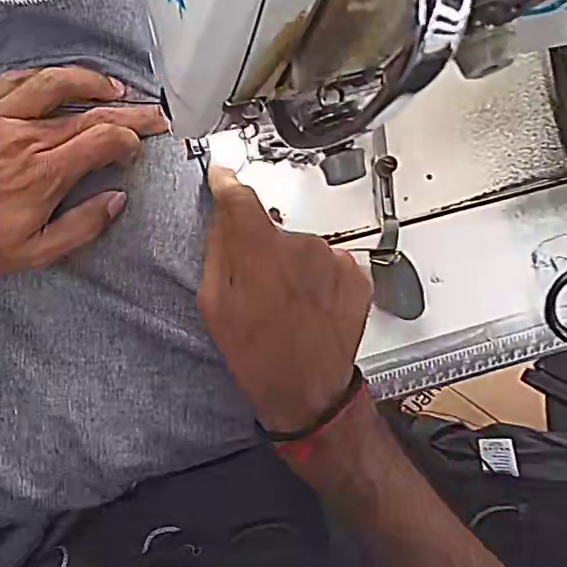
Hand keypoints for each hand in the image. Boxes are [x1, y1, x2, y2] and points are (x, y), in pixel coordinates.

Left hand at [0, 67, 168, 303]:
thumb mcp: (32, 253)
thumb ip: (81, 227)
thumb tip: (115, 202)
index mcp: (45, 171)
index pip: (105, 138)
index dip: (130, 138)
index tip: (138, 147)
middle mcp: (26, 135)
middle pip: (90, 110)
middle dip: (129, 109)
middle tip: (152, 111)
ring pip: (55, 83)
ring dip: (90, 81)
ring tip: (112, 85)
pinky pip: (15, 80)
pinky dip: (42, 76)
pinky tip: (56, 80)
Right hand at [198, 166, 372, 432]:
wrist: (306, 390)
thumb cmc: (259, 355)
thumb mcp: (214, 304)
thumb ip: (217, 251)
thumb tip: (221, 219)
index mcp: (258, 249)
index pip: (239, 195)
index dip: (226, 182)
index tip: (222, 175)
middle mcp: (300, 245)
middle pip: (271, 225)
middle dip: (260, 246)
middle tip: (256, 286)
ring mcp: (331, 258)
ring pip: (300, 245)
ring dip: (290, 264)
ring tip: (285, 304)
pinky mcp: (353, 272)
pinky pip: (326, 260)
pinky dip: (315, 277)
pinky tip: (307, 305)